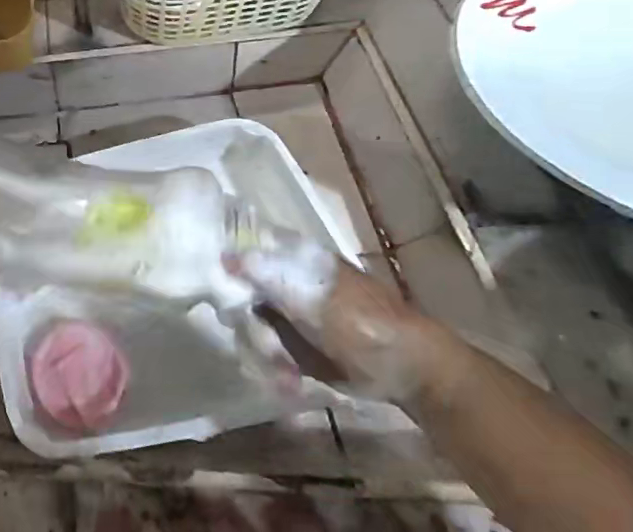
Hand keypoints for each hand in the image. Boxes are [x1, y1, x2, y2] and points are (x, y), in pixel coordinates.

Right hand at [228, 241, 448, 404]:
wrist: (410, 373)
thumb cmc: (366, 325)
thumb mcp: (316, 300)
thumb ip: (270, 278)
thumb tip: (225, 255)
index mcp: (290, 257)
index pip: (241, 250)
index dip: (225, 270)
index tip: (222, 297)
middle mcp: (282, 280)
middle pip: (238, 294)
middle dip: (246, 326)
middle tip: (263, 347)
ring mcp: (287, 313)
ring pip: (248, 326)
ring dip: (261, 353)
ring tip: (283, 373)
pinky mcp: (293, 345)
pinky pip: (265, 352)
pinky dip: (272, 369)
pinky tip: (288, 383)